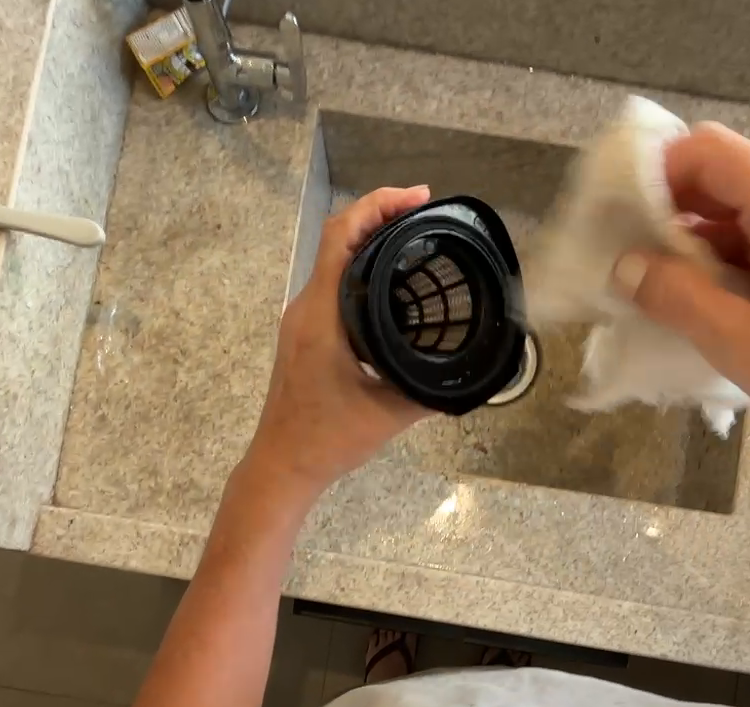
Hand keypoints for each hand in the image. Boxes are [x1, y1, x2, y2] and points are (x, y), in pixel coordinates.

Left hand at [239, 186, 434, 498]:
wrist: (282, 465)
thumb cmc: (327, 440)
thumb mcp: (387, 414)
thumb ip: (430, 391)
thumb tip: (468, 374)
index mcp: (322, 315)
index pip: (343, 235)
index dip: (379, 205)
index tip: (418, 198)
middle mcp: (306, 308)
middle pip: (338, 239)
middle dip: (380, 216)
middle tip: (424, 215)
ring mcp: (300, 322)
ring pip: (333, 263)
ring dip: (369, 243)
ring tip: (412, 242)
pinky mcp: (303, 336)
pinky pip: (332, 287)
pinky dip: (360, 272)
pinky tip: (388, 287)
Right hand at [615, 123, 749, 454]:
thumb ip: (683, 302)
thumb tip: (624, 267)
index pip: (707, 153)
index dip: (652, 174)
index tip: (611, 220)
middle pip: (717, 181)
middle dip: (660, 216)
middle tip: (619, 265)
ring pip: (732, 217)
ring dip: (686, 249)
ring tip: (647, 294)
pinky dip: (716, 268)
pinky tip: (693, 308)